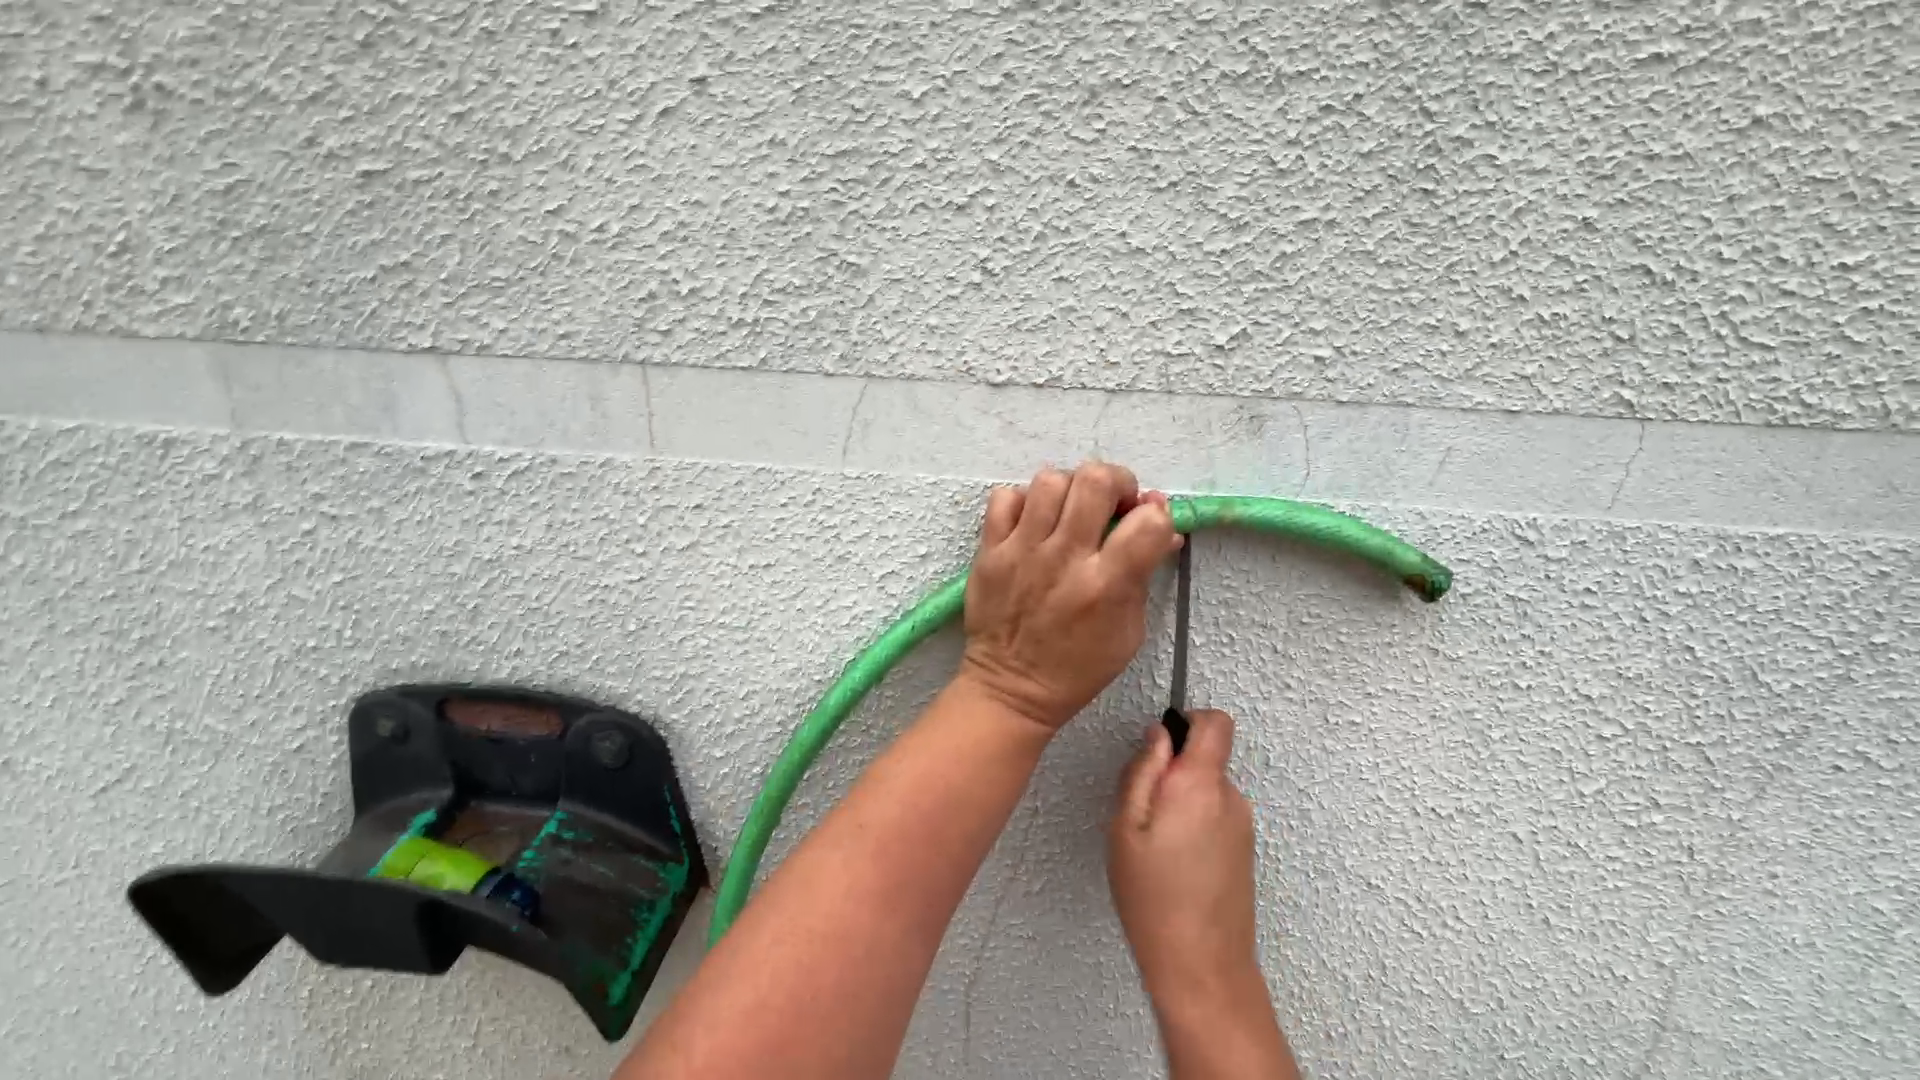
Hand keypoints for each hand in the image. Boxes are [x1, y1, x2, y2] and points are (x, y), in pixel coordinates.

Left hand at [956, 462, 1182, 731]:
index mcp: (1106, 585)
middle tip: (1111, 505)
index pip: (1148, 521)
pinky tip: (1033, 523)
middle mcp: (1063, 560)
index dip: (1156, 514)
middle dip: (1115, 483)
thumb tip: (1164, 527)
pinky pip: (1004, 498)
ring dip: (1069, 489)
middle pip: (1095, 480)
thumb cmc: (1077, 667)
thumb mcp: (1129, 631)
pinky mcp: (989, 552)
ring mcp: (1021, 552)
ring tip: (1070, 512)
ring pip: (1049, 481)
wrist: (1011, 689)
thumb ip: (1144, 573)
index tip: (1147, 525)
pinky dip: (1023, 502)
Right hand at [1108, 711, 1262, 1006]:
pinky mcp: (1243, 849)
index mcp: (1201, 785)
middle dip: (1172, 770)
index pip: (1215, 721)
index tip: (1158, 746)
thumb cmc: (1155, 899)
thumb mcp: (1125, 826)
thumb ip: (1142, 771)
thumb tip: (1157, 734)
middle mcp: (1230, 798)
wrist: (1201, 964)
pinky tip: (1171, 861)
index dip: (1186, 720)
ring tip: (1154, 843)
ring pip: (1206, 788)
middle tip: (1141, 810)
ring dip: (1180, 801)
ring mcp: (1242, 825)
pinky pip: (1214, 815)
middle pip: (1205, 756)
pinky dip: (1192, 824)